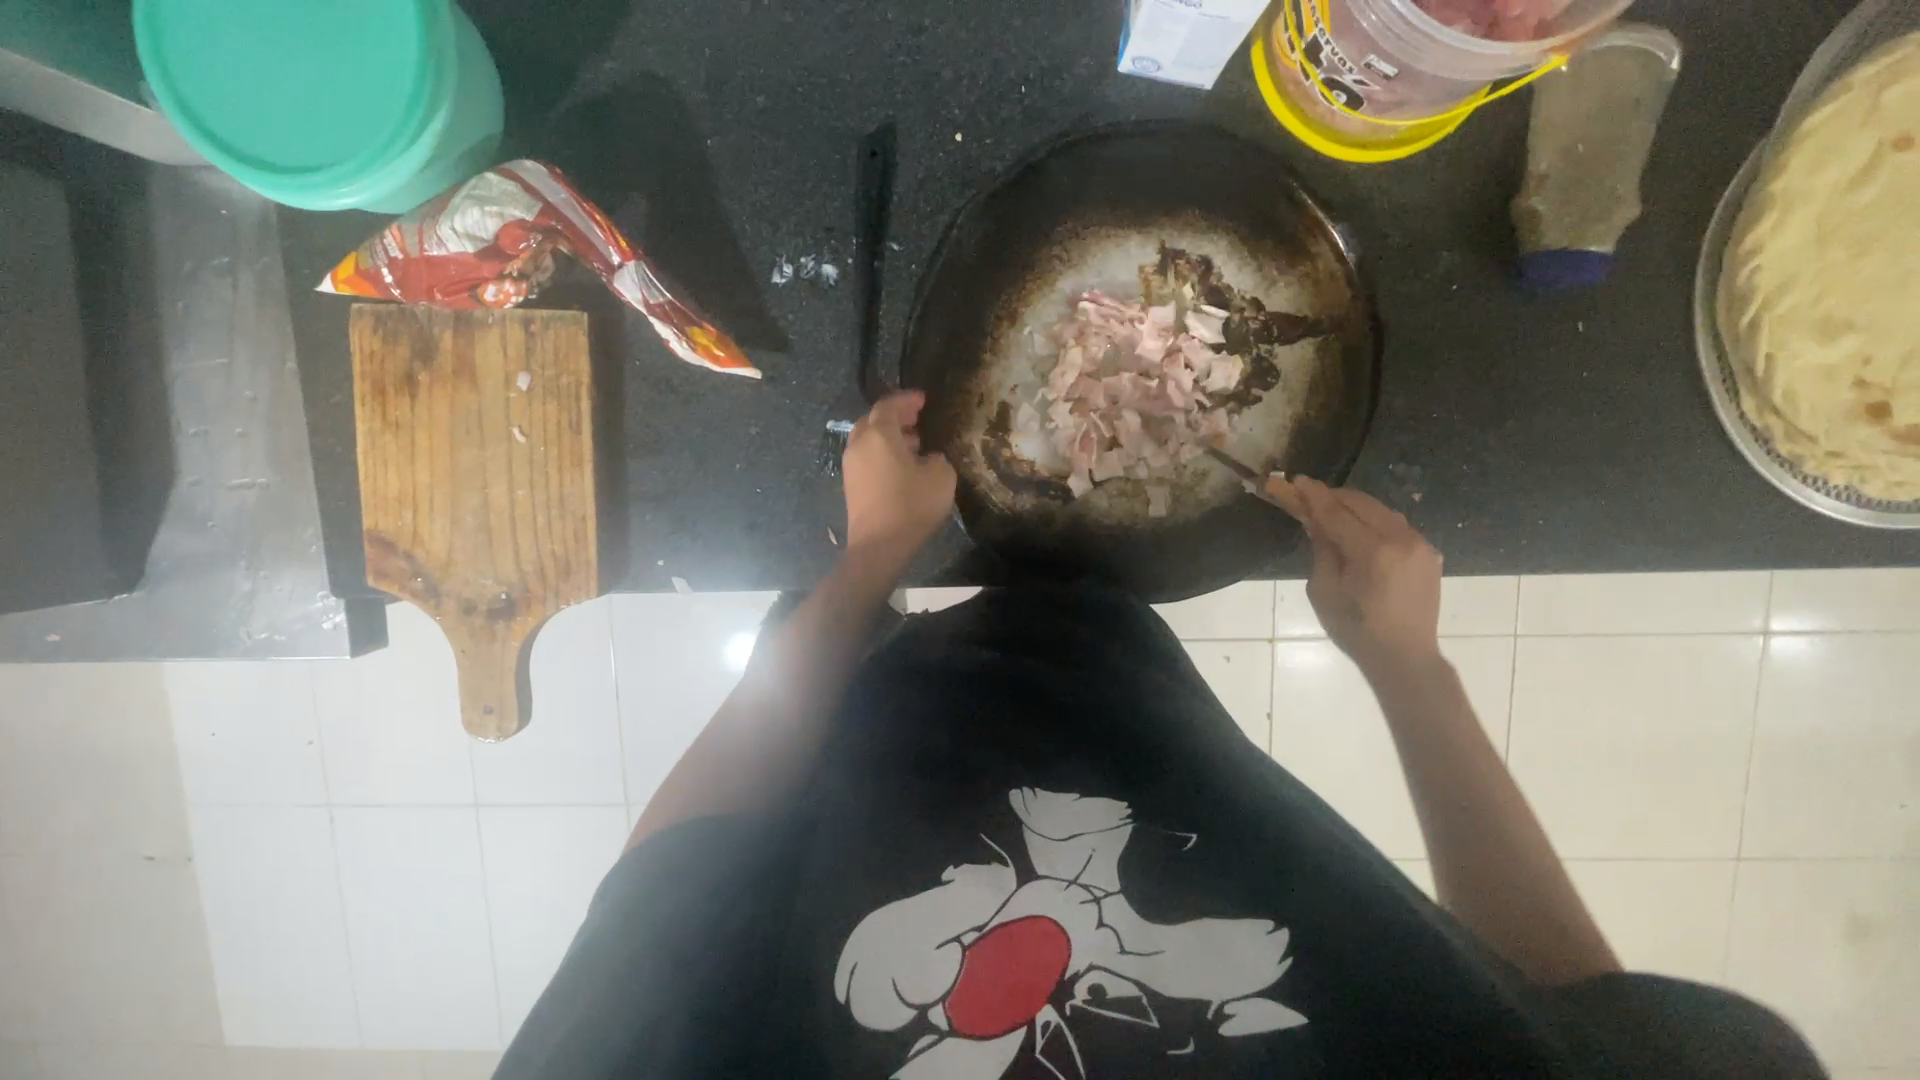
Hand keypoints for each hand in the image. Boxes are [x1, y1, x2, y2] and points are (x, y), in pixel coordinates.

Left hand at [843, 391, 957, 562]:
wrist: (879, 546)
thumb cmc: (912, 505)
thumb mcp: (941, 477)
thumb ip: (937, 459)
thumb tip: (928, 458)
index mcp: (879, 435)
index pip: (889, 406)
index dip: (906, 400)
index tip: (923, 400)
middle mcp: (859, 445)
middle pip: (873, 421)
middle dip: (894, 417)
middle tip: (916, 419)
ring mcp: (851, 467)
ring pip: (868, 441)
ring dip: (888, 437)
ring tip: (914, 444)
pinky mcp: (851, 486)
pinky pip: (866, 459)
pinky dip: (882, 454)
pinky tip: (902, 468)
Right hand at [1265, 474, 1442, 676]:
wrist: (1405, 656)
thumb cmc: (1355, 629)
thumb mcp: (1324, 590)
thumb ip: (1322, 549)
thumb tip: (1316, 520)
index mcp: (1372, 551)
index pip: (1336, 512)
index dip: (1314, 495)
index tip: (1296, 481)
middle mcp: (1402, 539)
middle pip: (1361, 503)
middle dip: (1333, 497)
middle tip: (1308, 496)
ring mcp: (1420, 544)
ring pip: (1381, 510)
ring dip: (1354, 507)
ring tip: (1331, 512)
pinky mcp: (1429, 552)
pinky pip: (1396, 526)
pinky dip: (1373, 521)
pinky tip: (1359, 530)